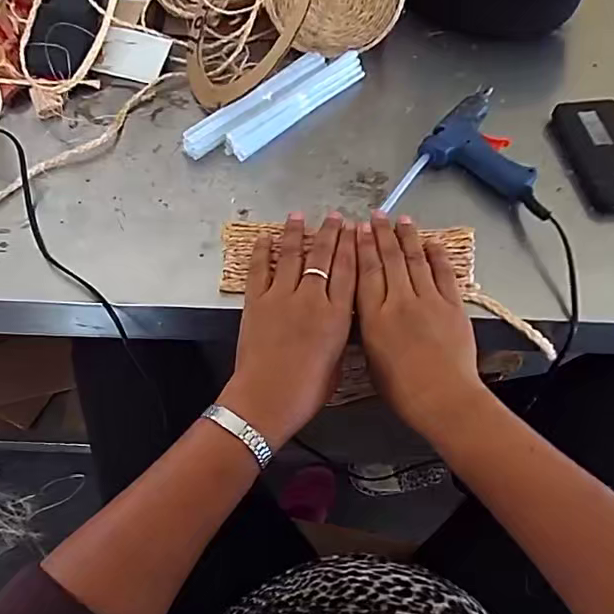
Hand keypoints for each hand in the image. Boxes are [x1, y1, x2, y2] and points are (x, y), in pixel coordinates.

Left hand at [217, 211, 356, 445]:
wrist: (268, 397)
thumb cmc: (307, 390)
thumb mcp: (337, 362)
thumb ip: (338, 336)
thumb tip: (336, 323)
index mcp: (337, 314)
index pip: (349, 270)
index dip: (353, 246)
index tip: (356, 229)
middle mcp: (312, 298)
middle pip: (324, 256)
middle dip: (331, 233)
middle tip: (335, 216)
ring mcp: (282, 297)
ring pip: (293, 255)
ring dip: (296, 232)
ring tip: (299, 216)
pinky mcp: (257, 302)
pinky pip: (260, 269)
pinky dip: (263, 251)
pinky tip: (267, 238)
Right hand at [355, 211, 483, 438]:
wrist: (443, 398)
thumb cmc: (403, 391)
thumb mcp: (372, 361)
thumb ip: (368, 332)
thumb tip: (368, 315)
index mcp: (375, 317)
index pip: (366, 272)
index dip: (360, 248)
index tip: (357, 230)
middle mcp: (400, 302)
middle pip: (389, 259)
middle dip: (381, 234)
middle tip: (376, 216)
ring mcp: (428, 301)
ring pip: (415, 260)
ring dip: (407, 237)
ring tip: (401, 219)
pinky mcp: (452, 306)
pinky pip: (444, 273)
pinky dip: (437, 255)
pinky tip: (431, 243)